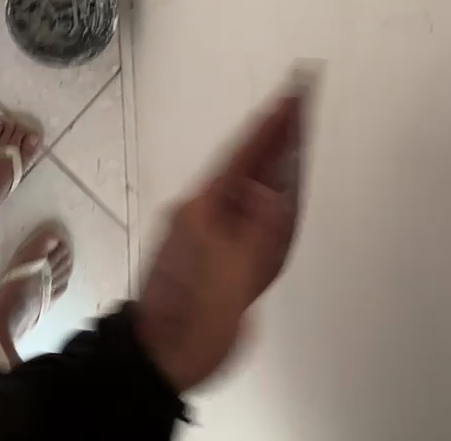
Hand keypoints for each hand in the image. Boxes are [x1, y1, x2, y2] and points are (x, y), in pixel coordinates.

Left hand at [136, 70, 312, 391]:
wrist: (156, 356)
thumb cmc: (191, 324)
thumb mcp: (232, 282)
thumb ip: (257, 234)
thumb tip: (271, 192)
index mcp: (204, 210)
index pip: (243, 155)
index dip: (270, 124)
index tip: (290, 95)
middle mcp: (199, 209)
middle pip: (242, 163)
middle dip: (271, 134)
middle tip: (295, 102)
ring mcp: (199, 225)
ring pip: (240, 183)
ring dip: (264, 157)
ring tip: (288, 130)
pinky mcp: (204, 244)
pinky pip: (236, 206)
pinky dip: (257, 189)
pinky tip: (268, 186)